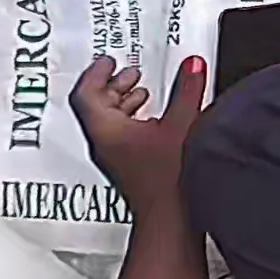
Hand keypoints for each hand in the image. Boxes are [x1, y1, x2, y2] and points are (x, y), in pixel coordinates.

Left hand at [71, 54, 206, 214]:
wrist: (173, 218)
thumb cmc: (169, 179)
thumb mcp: (183, 123)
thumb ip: (188, 90)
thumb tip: (192, 66)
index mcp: (107, 131)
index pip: (87, 94)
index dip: (97, 73)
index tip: (108, 61)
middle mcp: (106, 145)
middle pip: (97, 107)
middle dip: (113, 85)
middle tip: (125, 72)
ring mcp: (117, 160)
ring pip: (110, 123)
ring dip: (124, 103)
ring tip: (142, 92)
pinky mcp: (131, 169)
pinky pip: (123, 137)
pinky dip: (134, 120)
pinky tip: (156, 121)